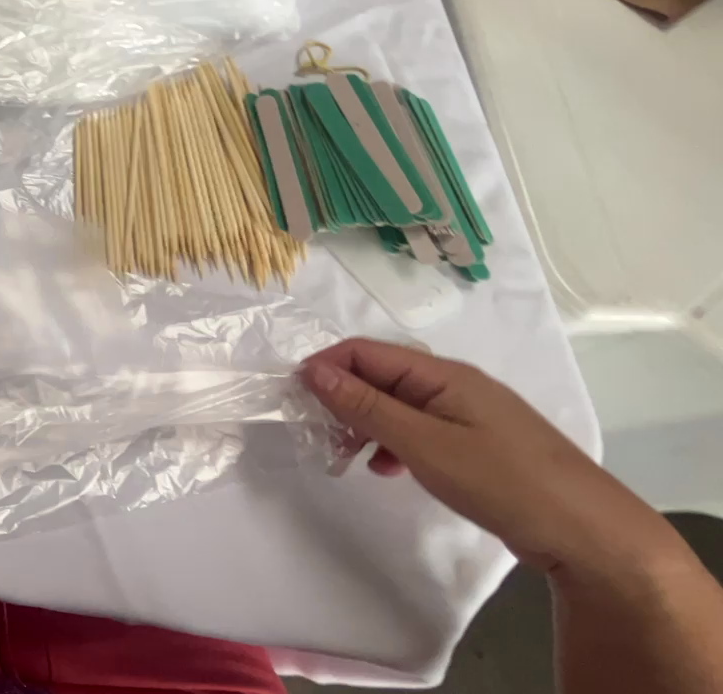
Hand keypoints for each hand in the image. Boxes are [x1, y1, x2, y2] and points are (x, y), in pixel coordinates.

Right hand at [301, 338, 676, 580]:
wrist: (597, 541)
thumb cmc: (504, 482)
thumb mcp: (423, 443)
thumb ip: (364, 405)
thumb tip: (311, 369)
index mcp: (442, 374)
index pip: (363, 351)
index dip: (324, 368)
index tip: (296, 400)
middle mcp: (453, 385)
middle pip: (377, 376)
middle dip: (340, 400)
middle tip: (319, 435)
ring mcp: (467, 414)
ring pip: (394, 404)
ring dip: (362, 424)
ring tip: (347, 457)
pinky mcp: (475, 443)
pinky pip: (416, 428)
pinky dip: (391, 442)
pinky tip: (386, 469)